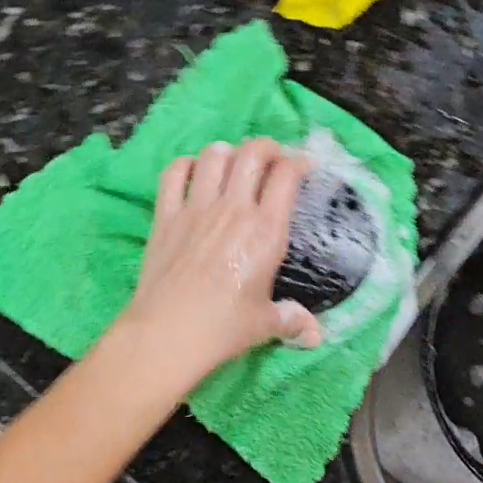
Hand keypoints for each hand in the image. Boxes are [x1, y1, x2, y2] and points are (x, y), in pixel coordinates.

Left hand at [114, 140, 324, 382]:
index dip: (299, 163)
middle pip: (252, 154)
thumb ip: (292, 321)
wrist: (167, 333)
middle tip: (272, 157)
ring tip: (234, 161)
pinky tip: (193, 171)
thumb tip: (316, 335)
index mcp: (265, 231)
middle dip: (266, 147)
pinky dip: (185, 165)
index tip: (303, 166)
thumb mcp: (265, 324)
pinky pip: (174, 174)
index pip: (286, 176)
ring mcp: (196, 209)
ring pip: (213, 157)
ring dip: (228, 151)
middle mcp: (233, 210)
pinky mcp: (165, 216)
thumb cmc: (223, 328)